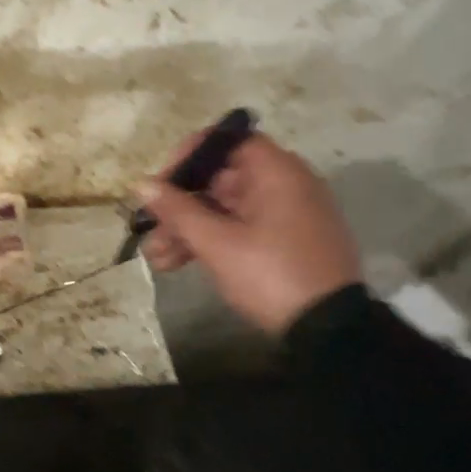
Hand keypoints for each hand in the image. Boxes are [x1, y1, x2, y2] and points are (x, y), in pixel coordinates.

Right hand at [140, 132, 362, 335]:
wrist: (328, 329)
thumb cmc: (271, 274)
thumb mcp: (217, 243)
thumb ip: (177, 210)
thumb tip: (141, 185)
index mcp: (276, 173)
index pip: (226, 142)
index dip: (188, 157)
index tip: (160, 184)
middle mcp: (285, 186)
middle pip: (220, 180)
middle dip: (179, 206)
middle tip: (149, 230)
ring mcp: (287, 217)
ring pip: (225, 210)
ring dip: (188, 229)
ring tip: (156, 258)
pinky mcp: (285, 244)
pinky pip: (241, 230)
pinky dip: (211, 242)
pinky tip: (177, 265)